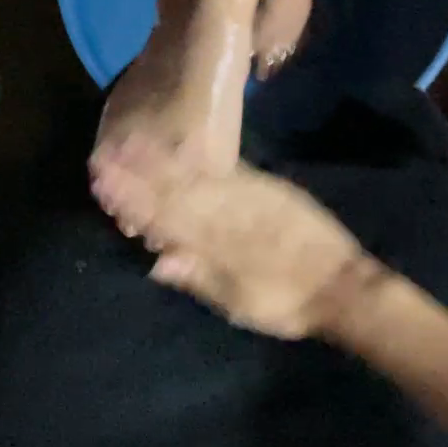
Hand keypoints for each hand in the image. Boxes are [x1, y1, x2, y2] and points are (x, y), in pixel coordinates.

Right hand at [90, 138, 372, 340]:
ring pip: (195, 175)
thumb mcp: (239, 304)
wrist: (345, 287)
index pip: (163, 218)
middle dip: (137, 173)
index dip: (131, 201)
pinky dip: (198, 158)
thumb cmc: (286, 304)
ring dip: (160, 159)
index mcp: (216, 244)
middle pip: (173, 190)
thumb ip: (198, 278)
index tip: (103, 186)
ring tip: (133, 141)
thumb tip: (156, 261)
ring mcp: (247, 197)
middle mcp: (226, 214)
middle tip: (105, 155)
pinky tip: (181, 147)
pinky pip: (225, 170)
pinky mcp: (267, 189)